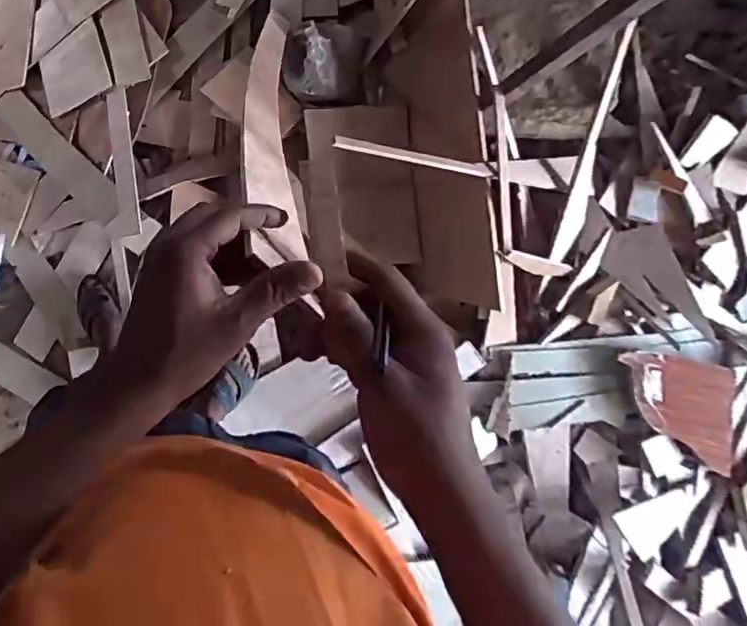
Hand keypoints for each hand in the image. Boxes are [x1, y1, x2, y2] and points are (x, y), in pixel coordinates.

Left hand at [99, 201, 322, 412]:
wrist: (136, 385)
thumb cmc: (185, 355)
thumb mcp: (237, 322)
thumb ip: (275, 290)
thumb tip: (314, 270)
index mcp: (186, 248)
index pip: (229, 215)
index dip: (260, 214)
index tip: (286, 219)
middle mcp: (168, 243)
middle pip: (212, 215)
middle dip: (245, 223)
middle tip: (274, 235)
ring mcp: (158, 256)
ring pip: (200, 230)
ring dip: (229, 238)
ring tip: (260, 257)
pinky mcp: (156, 271)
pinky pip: (189, 246)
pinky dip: (215, 252)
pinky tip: (236, 275)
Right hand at [316, 255, 475, 500]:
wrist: (443, 494)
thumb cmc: (417, 437)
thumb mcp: (382, 383)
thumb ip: (357, 336)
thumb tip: (331, 291)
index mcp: (423, 329)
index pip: (388, 280)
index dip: (355, 263)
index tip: (321, 252)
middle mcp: (417, 335)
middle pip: (374, 302)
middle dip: (338, 304)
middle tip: (303, 313)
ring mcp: (407, 356)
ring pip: (367, 326)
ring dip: (337, 329)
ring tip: (307, 345)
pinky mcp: (397, 375)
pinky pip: (367, 348)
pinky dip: (345, 348)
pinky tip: (321, 357)